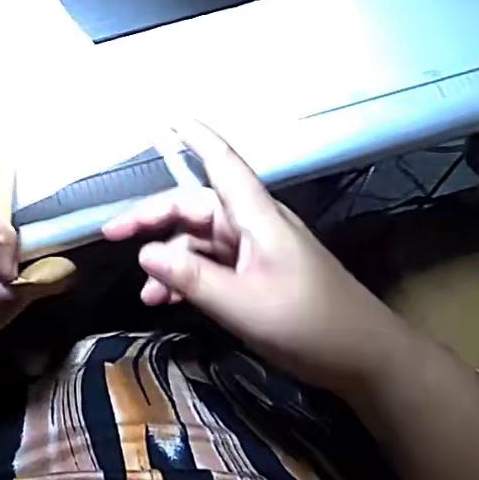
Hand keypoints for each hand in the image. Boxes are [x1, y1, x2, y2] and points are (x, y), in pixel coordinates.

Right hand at [101, 124, 410, 399]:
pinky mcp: (258, 272)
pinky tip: (167, 300)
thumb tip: (143, 253)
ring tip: (146, 293)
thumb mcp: (241, 304)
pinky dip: (188, 277)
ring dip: (169, 261)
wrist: (365, 359)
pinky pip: (212, 264)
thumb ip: (191, 277)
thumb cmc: (308, 324)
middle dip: (152, 219)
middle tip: (112, 235)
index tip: (169, 120)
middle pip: (194, 206)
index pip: (221, 163)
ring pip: (199, 240)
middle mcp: (252, 224)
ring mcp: (256, 249)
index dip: (196, 139)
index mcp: (255, 216)